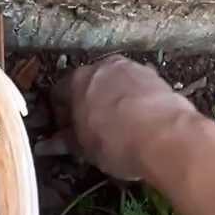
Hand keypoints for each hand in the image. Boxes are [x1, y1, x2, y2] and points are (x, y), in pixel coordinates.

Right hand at [48, 54, 199, 179]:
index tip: (68, 131)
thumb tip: (47, 144)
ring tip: (122, 124)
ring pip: (115, 81)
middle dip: (88, 102)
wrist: (167, 136)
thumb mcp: (86, 148)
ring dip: (114, 97)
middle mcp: (102, 66)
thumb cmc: (117, 142)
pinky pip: (138, 86)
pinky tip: (142, 120)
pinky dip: (136, 98)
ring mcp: (131, 67)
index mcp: (78, 80)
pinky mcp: (155, 75)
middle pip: (88, 82)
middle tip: (94, 127)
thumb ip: (66, 141)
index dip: (61, 114)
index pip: (59, 93)